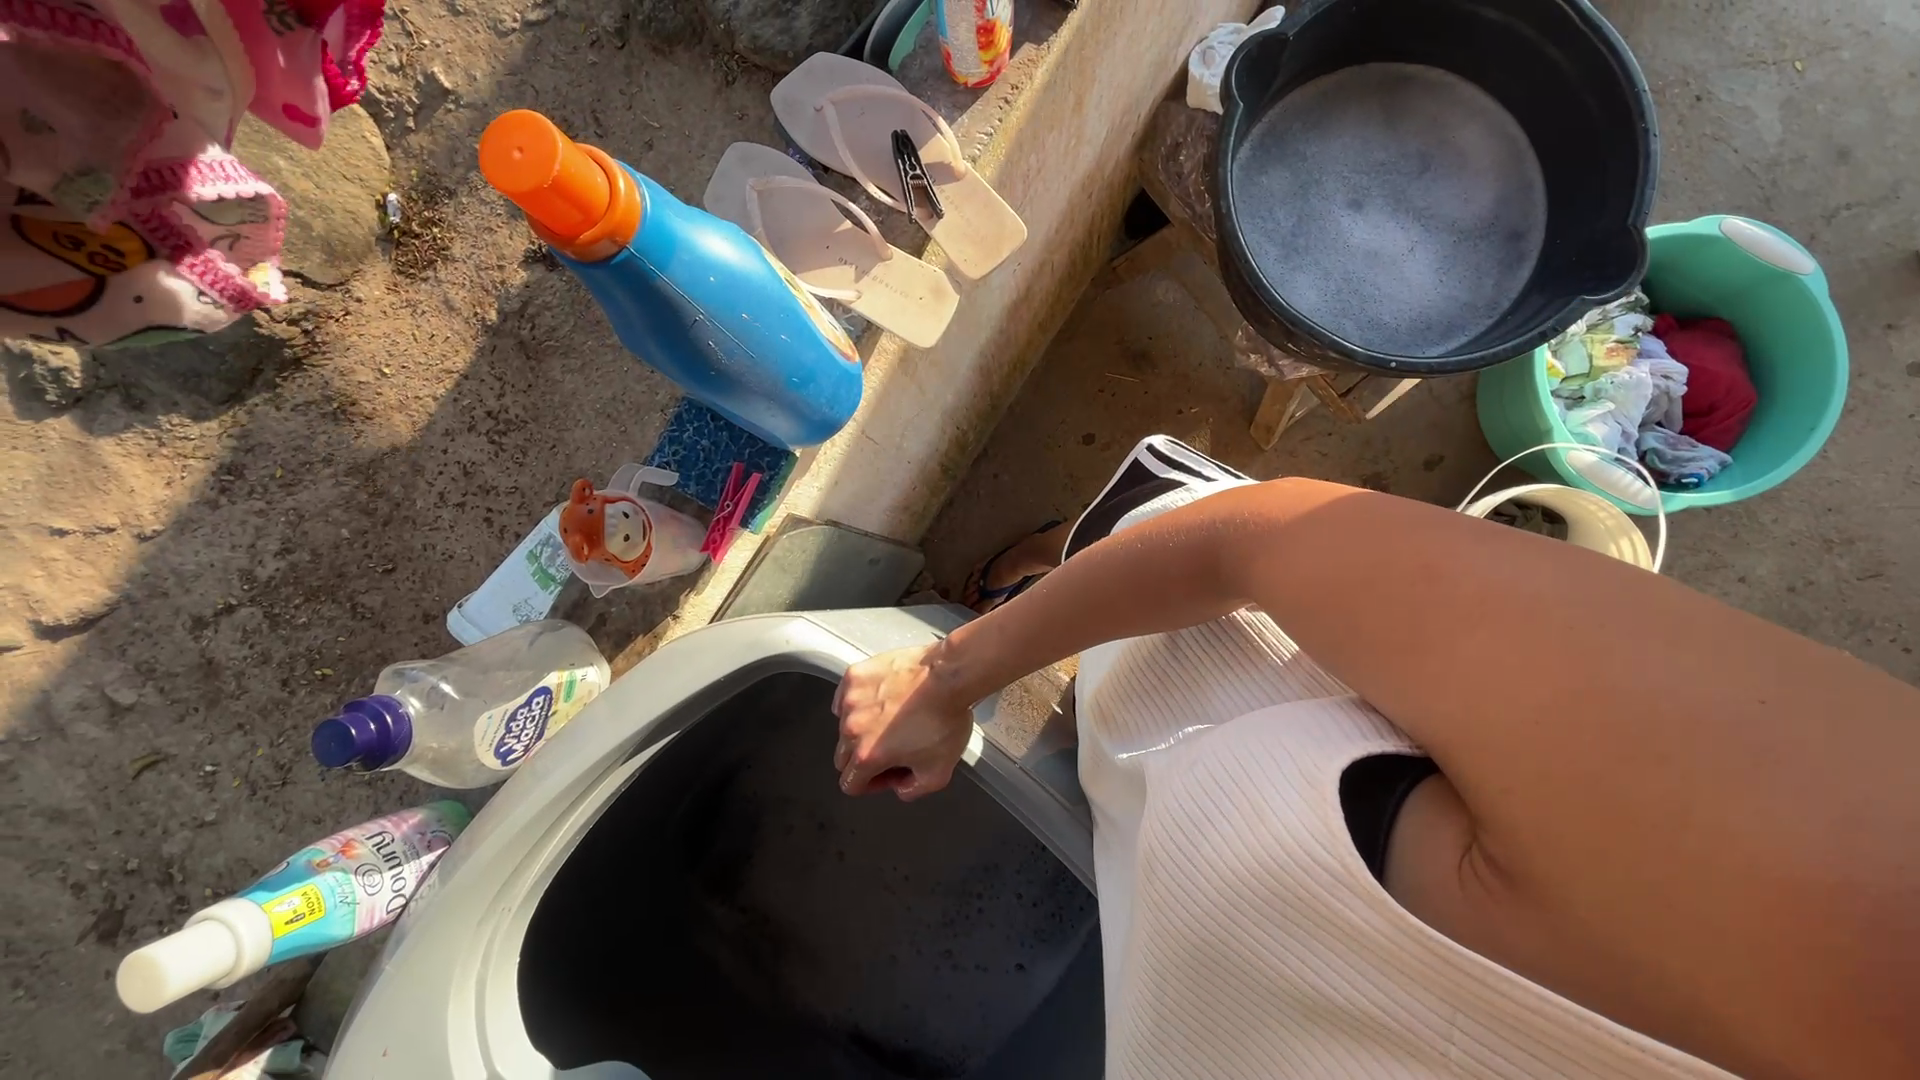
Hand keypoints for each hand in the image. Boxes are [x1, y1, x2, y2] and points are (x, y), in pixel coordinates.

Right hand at [832, 644, 974, 799]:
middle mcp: (851, 728)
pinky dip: (859, 702)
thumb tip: (900, 787)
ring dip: (863, 727)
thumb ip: (912, 791)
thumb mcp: (938, 773)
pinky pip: (845, 697)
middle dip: (865, 756)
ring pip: (844, 725)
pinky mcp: (855, 675)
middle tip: (891, 746)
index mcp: (866, 755)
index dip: (872, 784)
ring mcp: (851, 699)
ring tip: (892, 717)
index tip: (888, 772)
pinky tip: (882, 699)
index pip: (850, 783)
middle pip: (843, 756)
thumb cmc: (944, 718)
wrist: (950, 676)